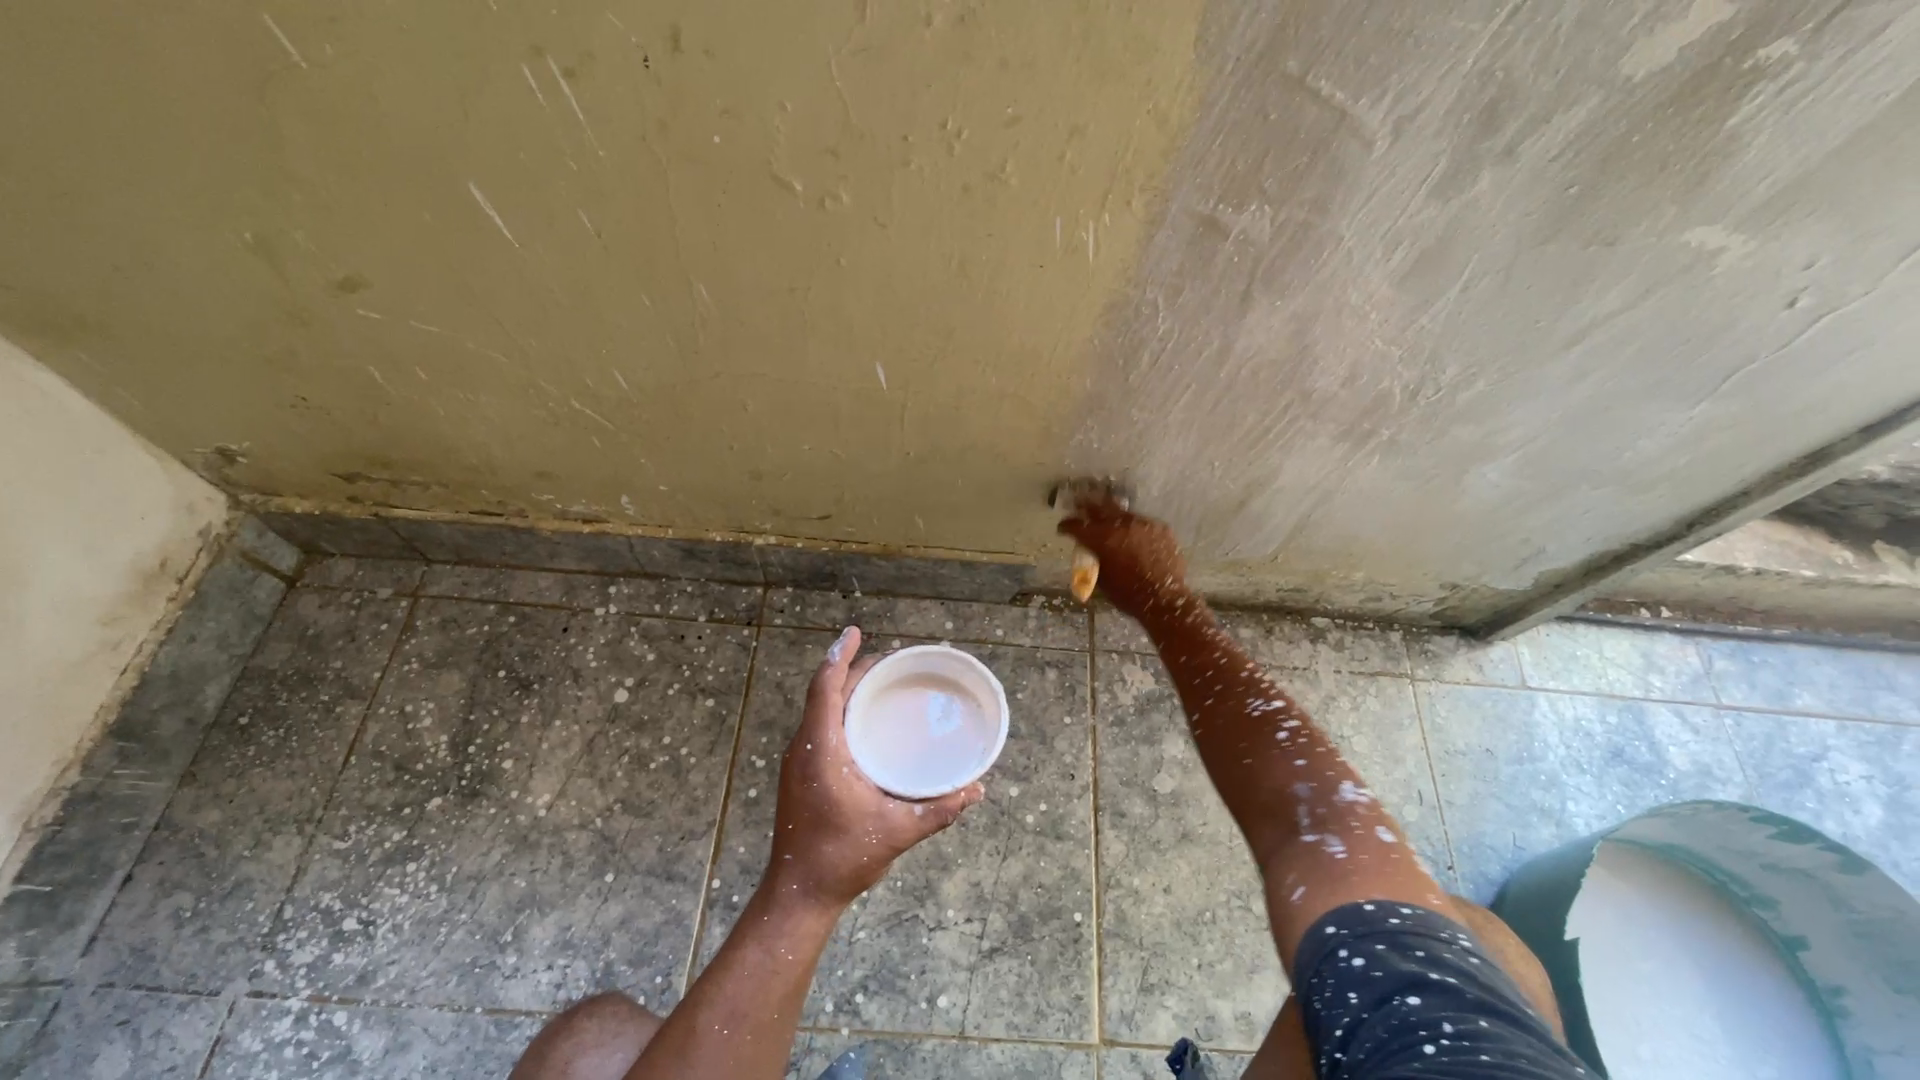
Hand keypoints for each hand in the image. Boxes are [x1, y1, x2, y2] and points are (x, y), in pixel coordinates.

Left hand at [764, 627, 984, 910]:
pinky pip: (818, 727)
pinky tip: (862, 720)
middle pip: (823, 693)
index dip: (839, 655)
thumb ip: (939, 810)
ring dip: (844, 688)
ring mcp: (797, 763)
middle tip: (889, 657)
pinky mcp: (800, 775)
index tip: (855, 631)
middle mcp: (803, 749)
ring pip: (818, 710)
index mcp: (820, 751)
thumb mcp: (897, 832)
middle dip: (851, 668)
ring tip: (878, 679)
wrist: (798, 894)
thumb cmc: (841, 858)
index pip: (825, 688)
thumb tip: (977, 789)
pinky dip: (839, 710)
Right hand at [1057, 497, 1189, 619]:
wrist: (1164, 600)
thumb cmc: (1128, 595)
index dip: (1067, 526)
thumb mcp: (1102, 579)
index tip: (1062, 528)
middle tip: (1079, 505)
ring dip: (1111, 516)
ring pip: (1122, 513)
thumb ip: (1094, 559)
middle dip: (1086, 507)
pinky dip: (1133, 528)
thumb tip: (1090, 550)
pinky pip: (1141, 523)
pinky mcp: (1160, 528)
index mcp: (1102, 538)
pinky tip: (1132, 536)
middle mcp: (1121, 524)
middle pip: (1098, 507)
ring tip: (1107, 520)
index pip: (1077, 525)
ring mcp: (1143, 523)